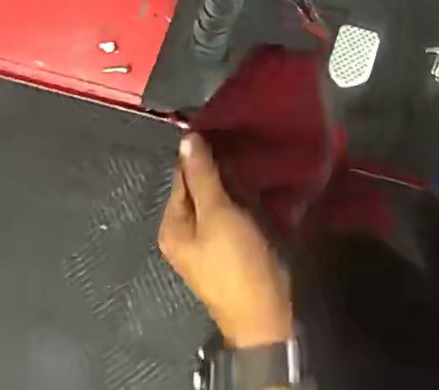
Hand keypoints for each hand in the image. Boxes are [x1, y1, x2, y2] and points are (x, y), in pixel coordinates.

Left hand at [159, 133, 295, 347]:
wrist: (266, 311)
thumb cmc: (236, 261)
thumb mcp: (218, 214)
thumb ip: (202, 175)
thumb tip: (187, 137)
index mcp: (173, 224)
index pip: (182, 172)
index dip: (202, 149)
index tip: (226, 126)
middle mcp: (186, 227)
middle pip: (200, 181)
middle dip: (220, 161)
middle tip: (244, 136)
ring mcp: (210, 234)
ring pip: (219, 191)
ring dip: (234, 174)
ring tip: (253, 149)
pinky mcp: (232, 238)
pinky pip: (233, 204)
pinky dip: (243, 190)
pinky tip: (258, 174)